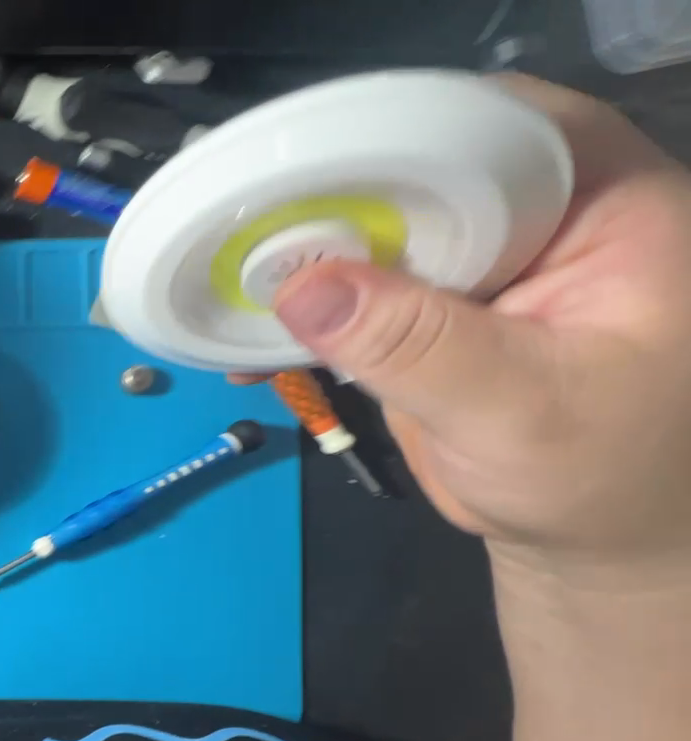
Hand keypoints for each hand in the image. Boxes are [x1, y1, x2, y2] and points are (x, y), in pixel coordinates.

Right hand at [273, 77, 690, 585]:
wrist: (584, 530)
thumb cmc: (596, 469)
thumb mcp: (515, 406)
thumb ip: (416, 346)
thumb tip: (300, 287)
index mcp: (600, 208)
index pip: (501, 126)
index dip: (406, 135)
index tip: (305, 166)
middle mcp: (534, 221)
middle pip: (419, 175)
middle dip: (329, 201)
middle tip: (243, 232)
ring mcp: (469, 269)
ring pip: (371, 235)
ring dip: (298, 262)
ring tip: (225, 286)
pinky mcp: (419, 314)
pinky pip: (346, 294)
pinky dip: (293, 314)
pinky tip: (244, 340)